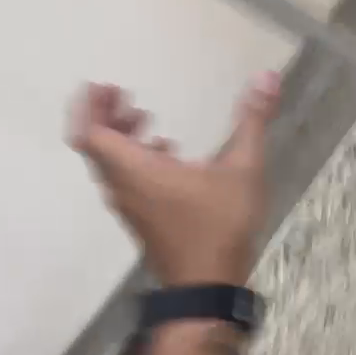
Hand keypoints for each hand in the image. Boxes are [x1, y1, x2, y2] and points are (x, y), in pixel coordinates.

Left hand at [67, 74, 279, 286]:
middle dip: (103, 116)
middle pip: (97, 148)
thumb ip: (253, 120)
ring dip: (119, 135)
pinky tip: (166, 148)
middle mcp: (125, 185)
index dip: (90, 109)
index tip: (99, 85)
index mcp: (139, 170)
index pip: (93, 136)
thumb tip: (266, 76)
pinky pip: (126, 176)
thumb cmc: (221, 219)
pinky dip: (136, 154)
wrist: (207, 278)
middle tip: (119, 91)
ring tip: (142, 114)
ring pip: (111, 163)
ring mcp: (133, 202)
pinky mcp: (145, 213)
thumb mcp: (245, 165)